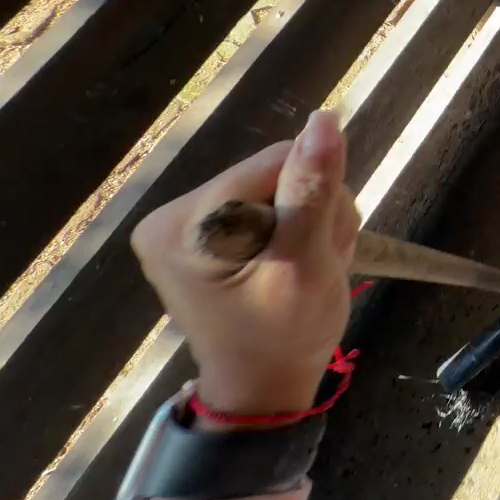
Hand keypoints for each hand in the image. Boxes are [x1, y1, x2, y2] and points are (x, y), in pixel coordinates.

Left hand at [131, 110, 359, 426]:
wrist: (268, 380)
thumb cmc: (287, 330)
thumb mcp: (306, 262)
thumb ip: (312, 191)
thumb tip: (325, 120)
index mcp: (184, 223)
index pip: (278, 162)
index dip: (318, 193)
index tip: (318, 244)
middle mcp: (175, 214)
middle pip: (282, 170)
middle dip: (319, 207)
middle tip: (319, 257)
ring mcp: (191, 222)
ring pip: (289, 182)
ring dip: (319, 218)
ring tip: (312, 262)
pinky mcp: (212, 229)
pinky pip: (279, 199)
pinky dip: (306, 225)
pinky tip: (301, 257)